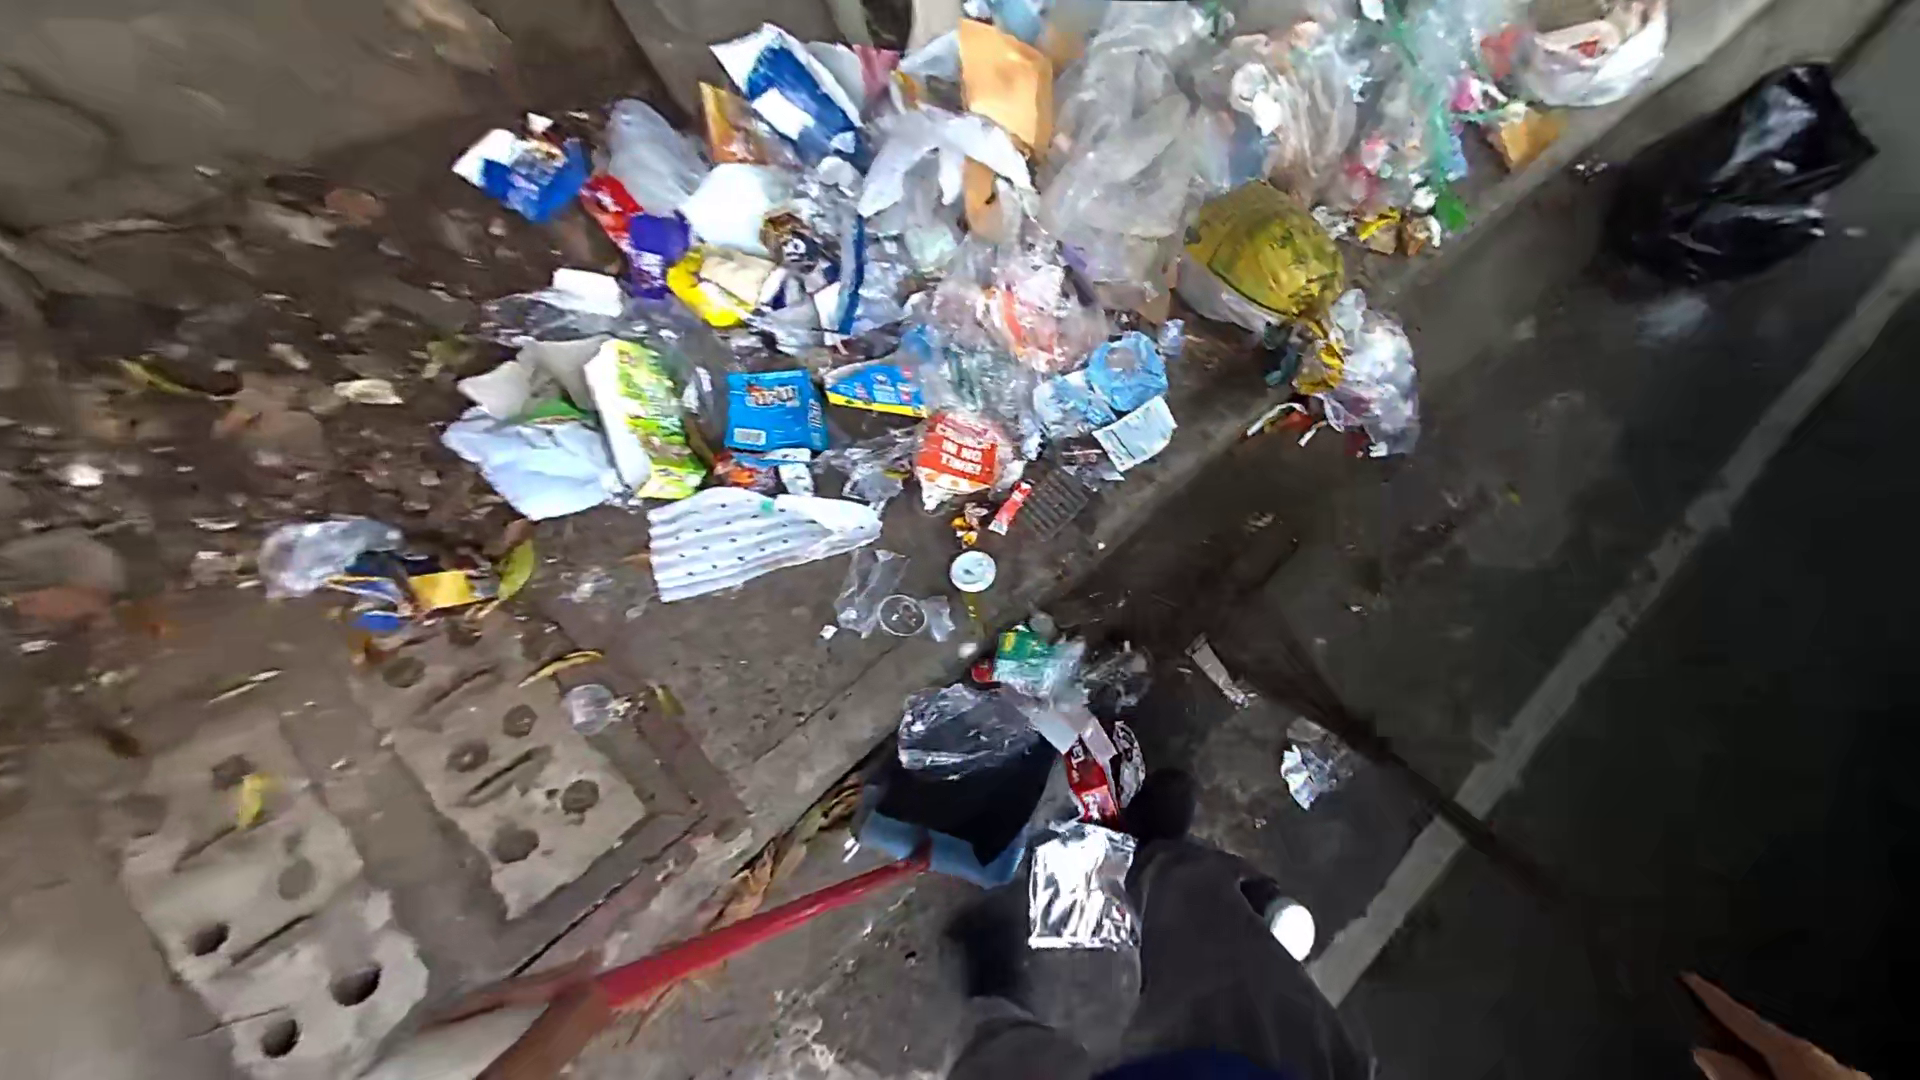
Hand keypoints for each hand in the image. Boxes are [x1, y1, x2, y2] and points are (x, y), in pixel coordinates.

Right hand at [1683, 973, 1868, 1079]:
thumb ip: (1732, 1077)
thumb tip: (1706, 1053)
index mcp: (1801, 1055)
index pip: (1742, 1015)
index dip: (1710, 995)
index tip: (1690, 978)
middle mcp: (1834, 1065)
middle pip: (1776, 1043)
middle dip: (1747, 1042)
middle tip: (1717, 1040)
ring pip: (1805, 1068)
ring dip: (1777, 1068)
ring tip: (1755, 1071)